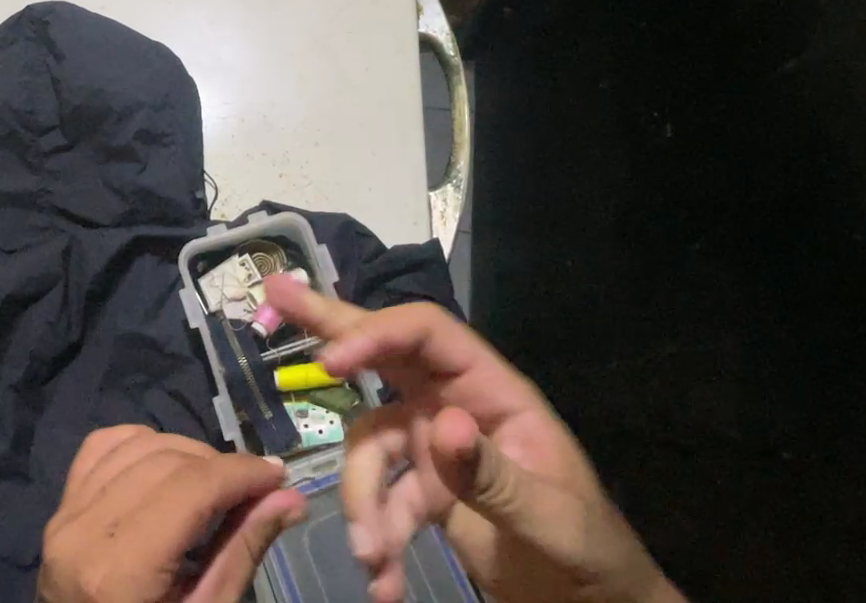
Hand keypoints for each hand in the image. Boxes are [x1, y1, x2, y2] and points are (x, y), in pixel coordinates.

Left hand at [38, 425, 307, 602]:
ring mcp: (64, 514)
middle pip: (167, 462)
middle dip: (219, 464)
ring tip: (216, 482)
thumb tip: (291, 498)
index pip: (190, 489)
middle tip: (256, 487)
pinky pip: (103, 446)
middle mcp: (84, 531)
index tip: (278, 474)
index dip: (240, 473)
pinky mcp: (59, 506)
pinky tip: (165, 464)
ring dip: (185, 452)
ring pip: (137, 444)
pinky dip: (140, 443)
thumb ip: (243, 551)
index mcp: (120, 572)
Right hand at [264, 275, 683, 602]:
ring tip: (371, 554)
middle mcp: (452, 402)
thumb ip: (495, 476)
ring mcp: (431, 443)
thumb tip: (443, 425)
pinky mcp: (420, 486)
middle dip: (328, 325)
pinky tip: (385, 582)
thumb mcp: (553, 521)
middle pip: (382, 349)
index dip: (375, 335)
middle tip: (275, 292)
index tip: (331, 363)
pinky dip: (375, 535)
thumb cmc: (590, 554)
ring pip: (368, 440)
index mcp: (491, 388)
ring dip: (360, 496)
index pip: (424, 334)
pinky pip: (378, 495)